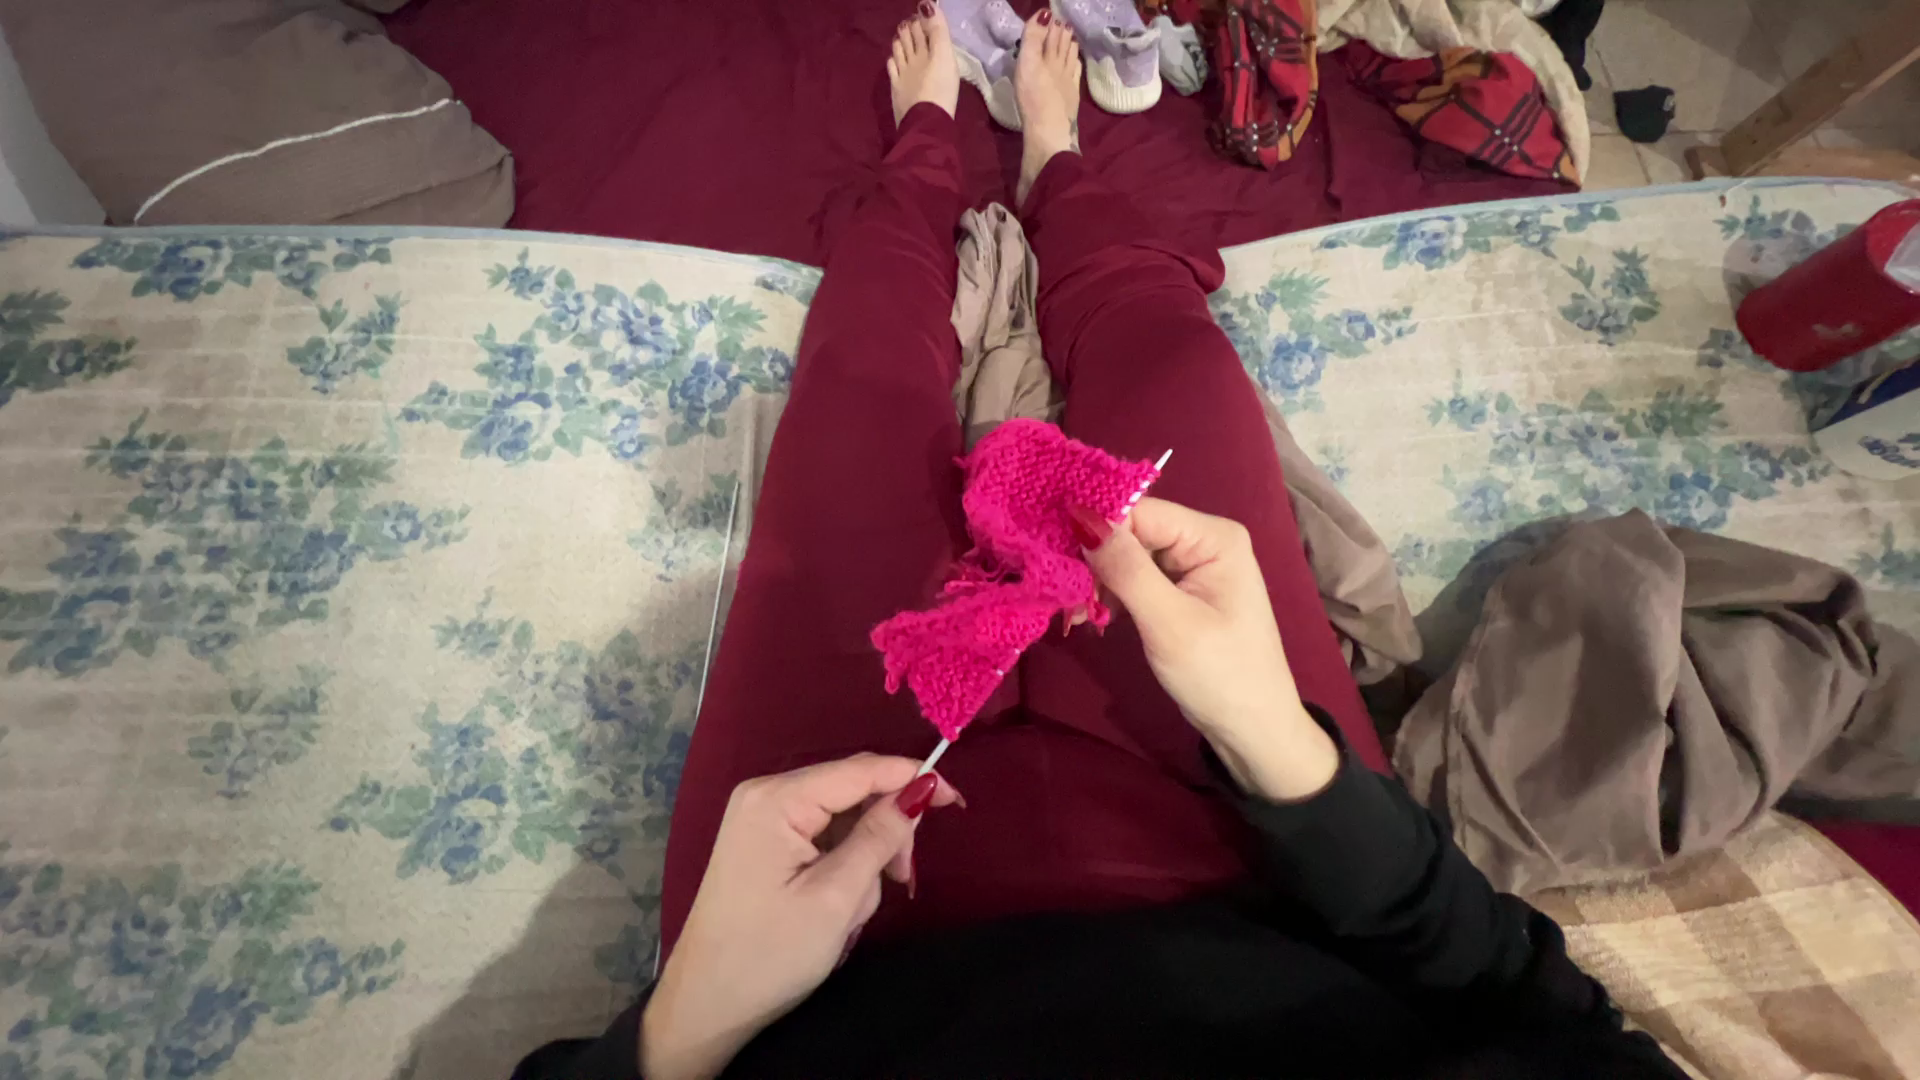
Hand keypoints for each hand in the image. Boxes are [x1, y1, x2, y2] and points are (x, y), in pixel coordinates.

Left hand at [640, 755, 961, 1079]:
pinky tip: (840, 899)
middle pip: (852, 790)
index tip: (954, 798)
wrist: (703, 1008)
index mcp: (777, 799)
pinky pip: (824, 832)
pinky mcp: (767, 837)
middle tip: (900, 878)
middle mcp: (768, 792)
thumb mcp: (835, 899)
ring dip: (864, 855)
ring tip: (854, 908)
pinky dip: (844, 862)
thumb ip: (880, 837)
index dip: (911, 777)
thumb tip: (922, 788)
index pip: (860, 770)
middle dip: (884, 831)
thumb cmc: (768, 955)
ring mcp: (764, 814)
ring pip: (843, 815)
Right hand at [1073, 496, 1338, 800]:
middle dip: (1094, 559)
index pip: (1140, 510)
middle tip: (1065, 597)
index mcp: (1214, 536)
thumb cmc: (1220, 676)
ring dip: (1098, 581)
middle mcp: (1204, 539)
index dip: (1095, 527)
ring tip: (1079, 616)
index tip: (1055, 554)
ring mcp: (1192, 564)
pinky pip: (1134, 576)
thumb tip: (1079, 516)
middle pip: (1131, 530)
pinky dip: (1111, 595)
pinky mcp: (1180, 588)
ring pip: (1127, 554)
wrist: (1254, 732)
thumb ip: (1125, 569)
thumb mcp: (1168, 623)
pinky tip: (1094, 618)